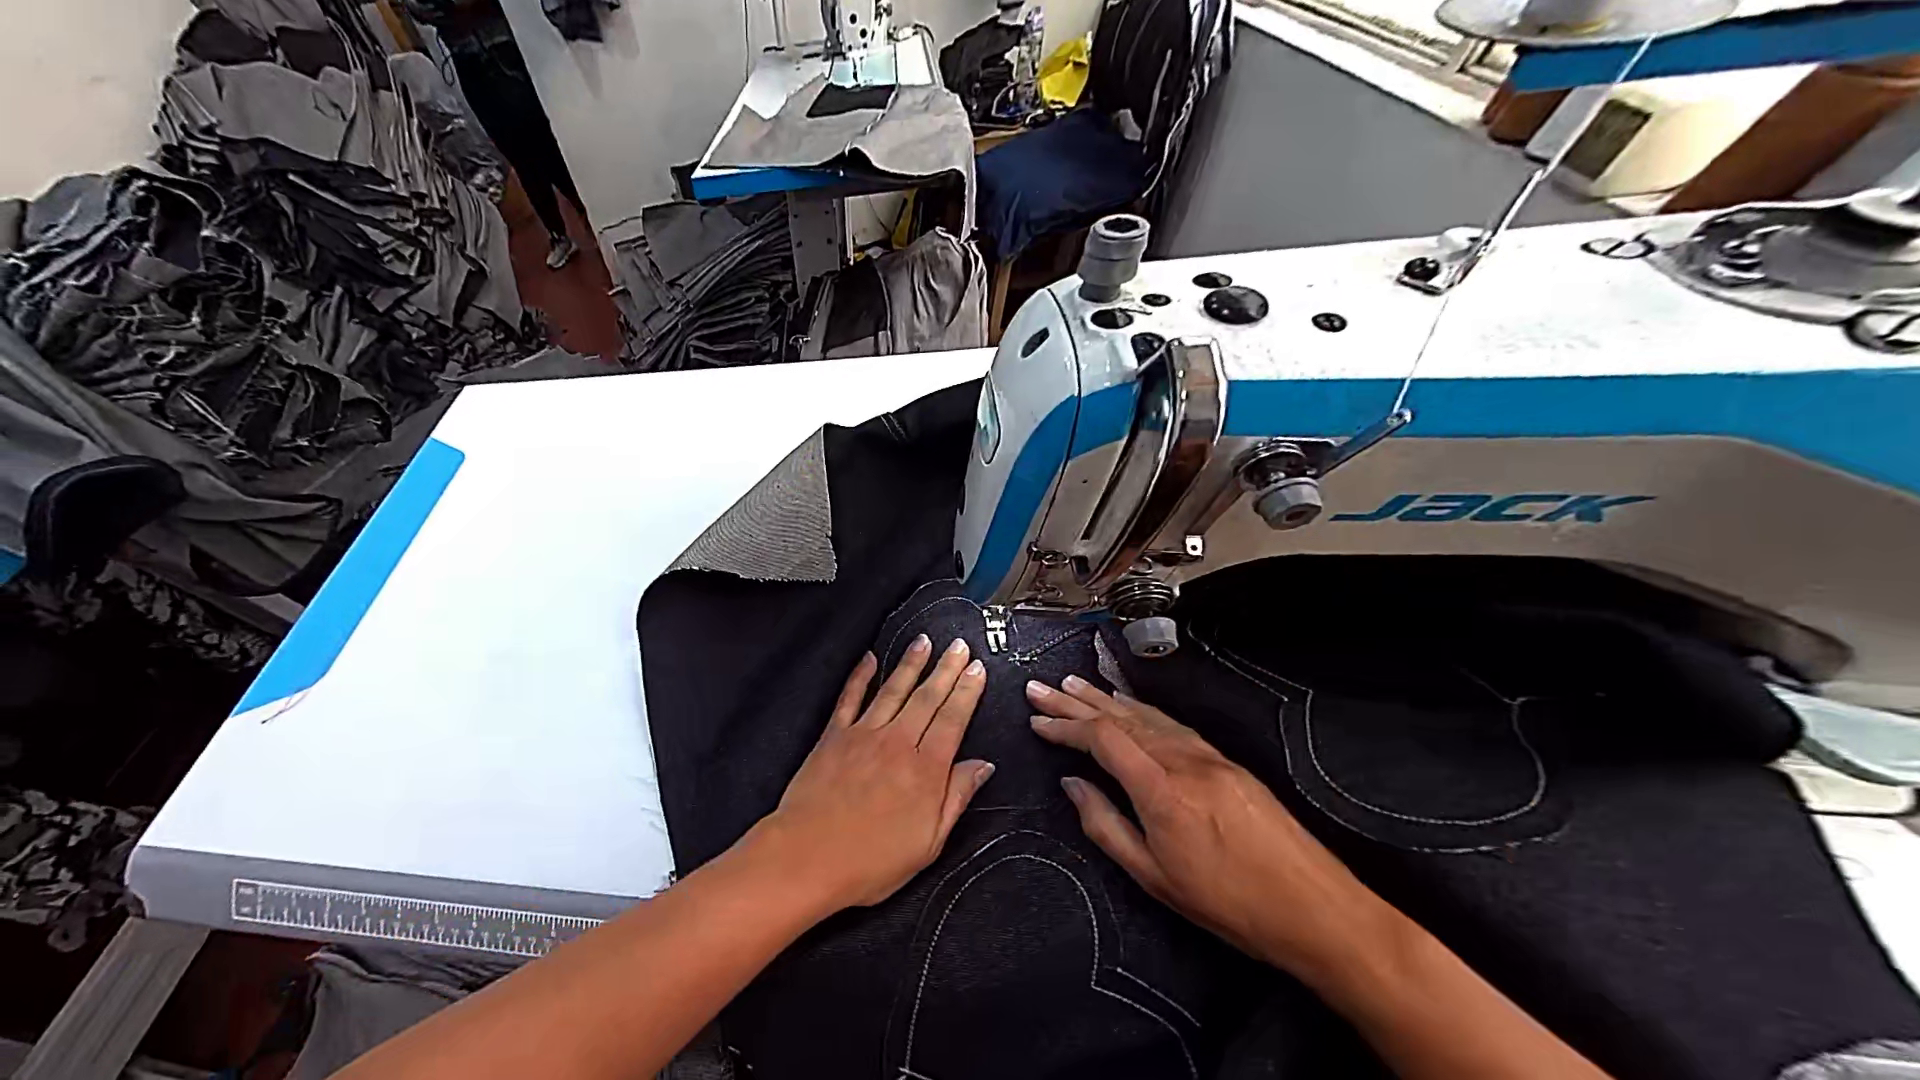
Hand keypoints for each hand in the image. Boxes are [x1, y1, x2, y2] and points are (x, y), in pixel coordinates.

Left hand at [750, 636, 995, 911]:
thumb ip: (956, 798)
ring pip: (894, 690)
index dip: (967, 692)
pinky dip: (860, 676)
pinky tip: (870, 659)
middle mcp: (898, 743)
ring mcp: (864, 735)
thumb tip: (982, 767)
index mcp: (925, 770)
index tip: (976, 670)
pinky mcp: (834, 737)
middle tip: (959, 646)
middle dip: (946, 669)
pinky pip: (850, 698)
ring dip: (911, 663)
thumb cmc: (868, 861)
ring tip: (925, 642)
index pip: (953, 719)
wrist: (806, 857)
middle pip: (928, 697)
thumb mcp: (927, 843)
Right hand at [1027, 676, 1385, 981]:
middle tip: (1041, 688)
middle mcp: (1182, 760)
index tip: (1037, 720)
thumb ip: (1105, 825)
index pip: (1101, 738)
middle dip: (1074, 702)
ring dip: (1105, 698)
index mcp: (1160, 788)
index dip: (1064, 726)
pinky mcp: (1225, 760)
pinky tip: (1128, 704)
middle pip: (1118, 716)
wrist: (1315, 906)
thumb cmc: (1230, 903)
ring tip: (1074, 685)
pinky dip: (1140, 709)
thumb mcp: (1154, 877)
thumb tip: (1073, 786)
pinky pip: (1170, 723)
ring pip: (1145, 715)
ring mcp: (1207, 755)